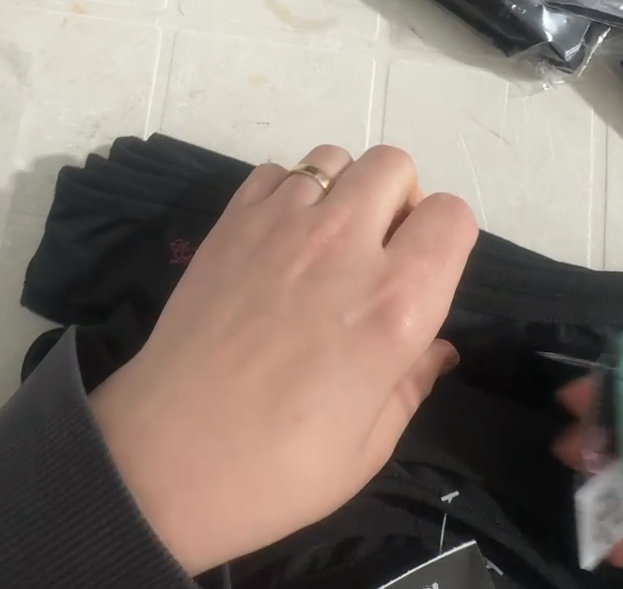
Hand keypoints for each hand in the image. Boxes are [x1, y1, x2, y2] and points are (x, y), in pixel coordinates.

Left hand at [88, 145, 478, 572]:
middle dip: (398, 198)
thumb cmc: (279, 465)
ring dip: (341, 190)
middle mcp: (343, 244)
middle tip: (376, 248)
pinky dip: (286, 191)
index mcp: (395, 303)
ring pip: (333, 158)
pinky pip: (276, 171)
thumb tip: (439, 346)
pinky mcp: (232, 219)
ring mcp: (281, 223)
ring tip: (324, 240)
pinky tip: (276, 238)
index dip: (446, 236)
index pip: (452, 215)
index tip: (424, 266)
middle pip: (393, 165)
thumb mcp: (370, 443)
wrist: (170, 450)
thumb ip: (413, 379)